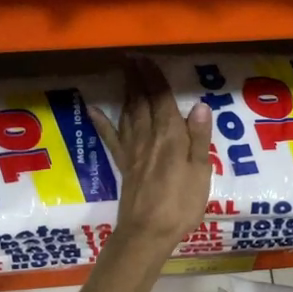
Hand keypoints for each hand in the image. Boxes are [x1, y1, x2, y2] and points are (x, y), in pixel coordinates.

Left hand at [90, 57, 213, 257]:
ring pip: (128, 114)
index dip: (155, 78)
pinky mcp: (123, 165)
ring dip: (125, 92)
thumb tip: (200, 105)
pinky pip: (111, 138)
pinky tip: (91, 110)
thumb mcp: (201, 173)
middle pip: (142, 101)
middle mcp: (148, 137)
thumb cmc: (181, 205)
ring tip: (123, 74)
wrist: (148, 233)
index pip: (162, 99)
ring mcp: (133, 151)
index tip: (147, 57)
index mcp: (171, 136)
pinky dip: (101, 122)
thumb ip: (199, 139)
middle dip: (138, 78)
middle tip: (131, 57)